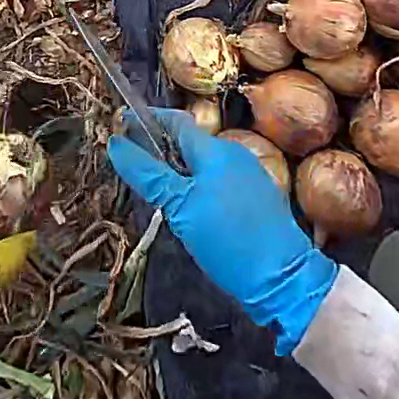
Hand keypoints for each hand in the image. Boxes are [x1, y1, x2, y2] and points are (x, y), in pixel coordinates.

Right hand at [108, 108, 336, 353]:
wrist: (283, 278)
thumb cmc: (227, 237)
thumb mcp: (179, 206)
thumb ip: (147, 174)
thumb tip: (115, 143)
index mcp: (214, 149)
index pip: (175, 121)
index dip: (147, 120)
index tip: (120, 126)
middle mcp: (232, 154)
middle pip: (187, 142)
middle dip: (159, 148)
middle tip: (131, 165)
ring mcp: (246, 176)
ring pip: (201, 164)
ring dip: (176, 170)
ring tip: (153, 190)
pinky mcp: (254, 198)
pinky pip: (216, 181)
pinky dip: (195, 186)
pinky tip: (185, 209)